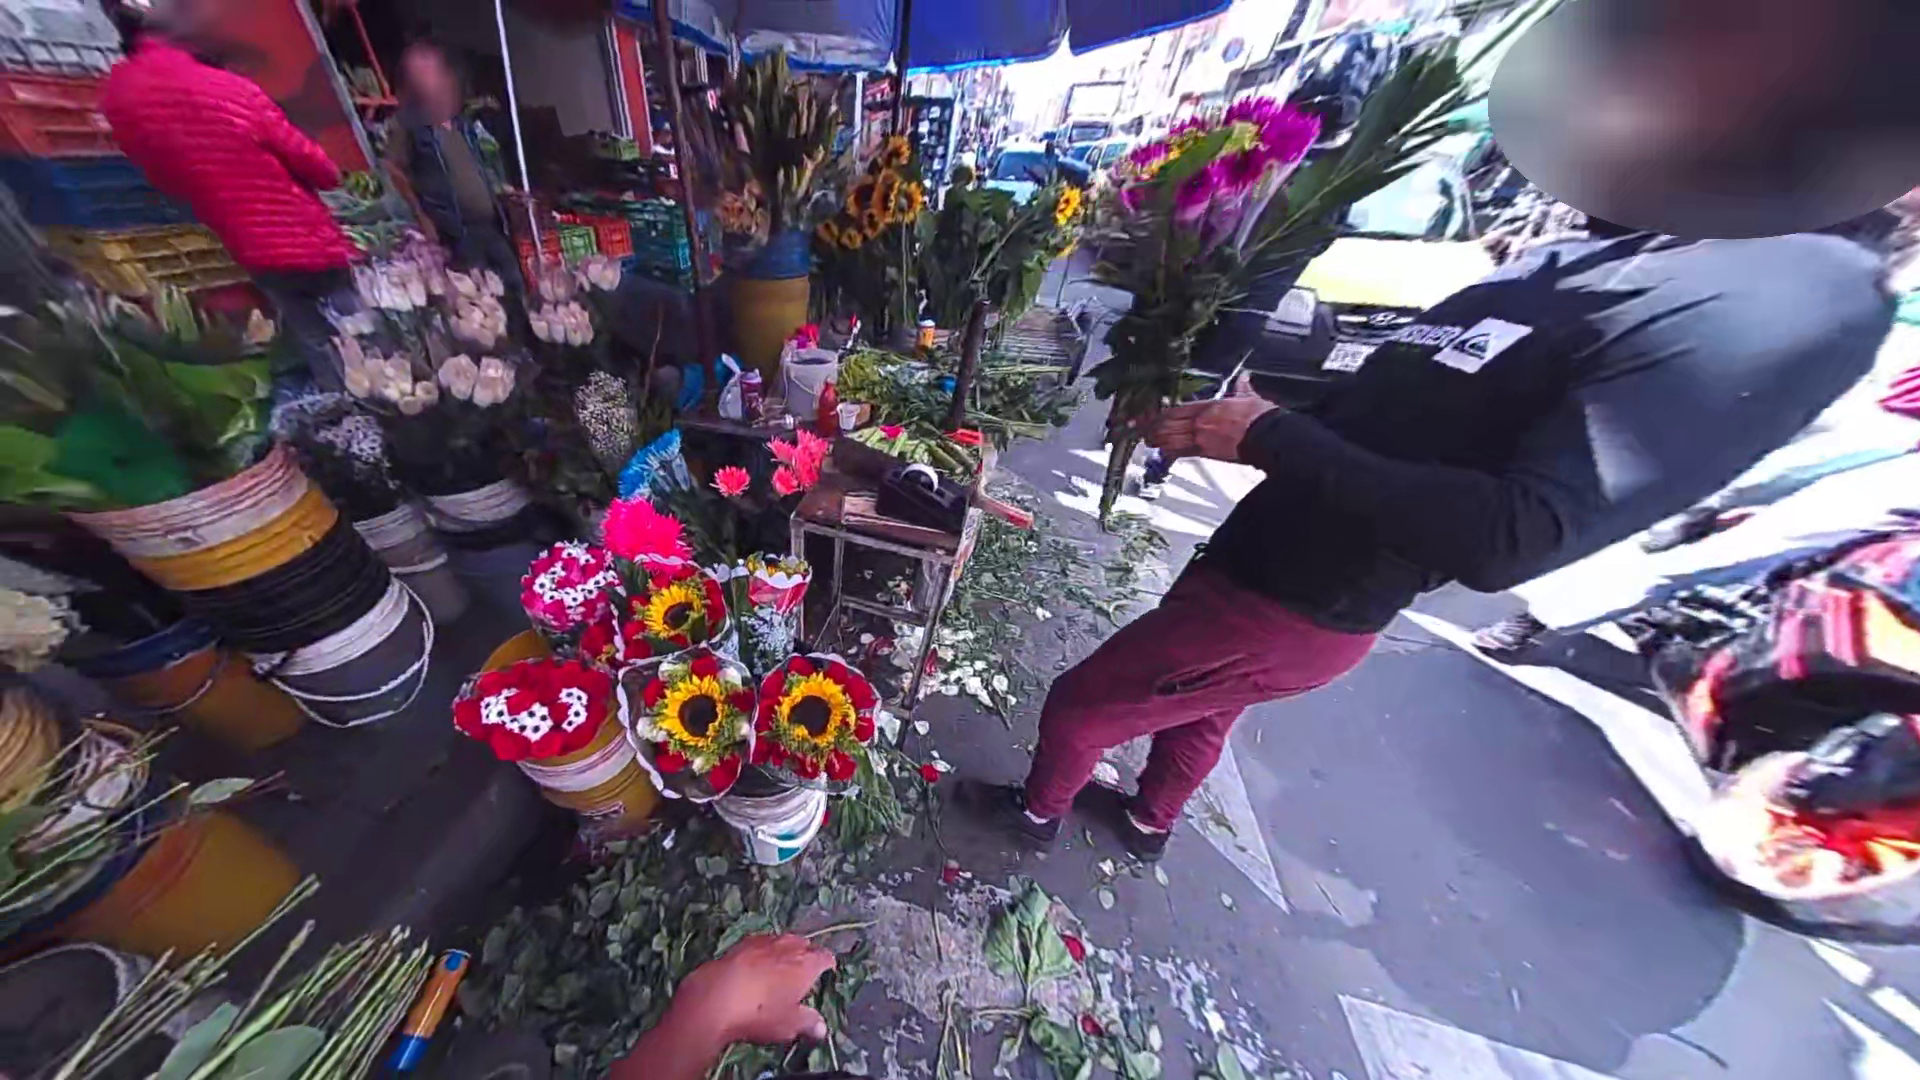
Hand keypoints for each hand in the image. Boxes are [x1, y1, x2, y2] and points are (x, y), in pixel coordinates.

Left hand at [665, 934, 836, 1046]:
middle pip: (806, 946)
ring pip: (785, 941)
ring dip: (786, 952)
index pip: (825, 958)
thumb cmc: (761, 1012)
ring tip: (780, 968)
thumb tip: (822, 1028)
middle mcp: (792, 945)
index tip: (828, 970)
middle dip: (807, 956)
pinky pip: (764, 942)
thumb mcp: (788, 1024)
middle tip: (803, 973)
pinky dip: (765, 951)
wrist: (719, 995)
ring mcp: (769, 940)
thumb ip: (808, 1023)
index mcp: (807, 964)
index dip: (828, 964)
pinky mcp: (747, 940)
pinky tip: (756, 965)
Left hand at [1147, 374, 1277, 462]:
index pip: (1177, 409)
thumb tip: (1244, 379)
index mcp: (1208, 406)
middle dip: (1154, 427)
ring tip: (1149, 440)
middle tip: (1144, 430)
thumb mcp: (1249, 397)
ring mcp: (1201, 437)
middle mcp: (1200, 421)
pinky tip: (1163, 451)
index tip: (1151, 415)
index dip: (1161, 413)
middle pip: (1168, 424)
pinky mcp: (1206, 452)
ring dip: (1158, 439)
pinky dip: (1171, 451)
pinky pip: (1182, 451)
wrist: (1269, 435)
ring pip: (1171, 438)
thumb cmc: (1261, 417)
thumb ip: (1242, 388)